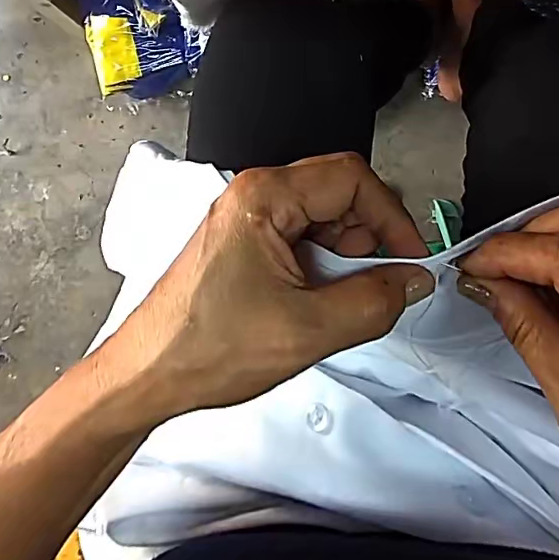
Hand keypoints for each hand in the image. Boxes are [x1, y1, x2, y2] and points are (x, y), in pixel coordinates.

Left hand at [98, 153, 435, 417]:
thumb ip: (374, 303)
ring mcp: (252, 212)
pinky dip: (329, 260)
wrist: (143, 379)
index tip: (411, 258)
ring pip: (329, 212)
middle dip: (371, 235)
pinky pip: (309, 231)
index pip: (353, 180)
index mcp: (265, 196)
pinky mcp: (251, 235)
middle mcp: (257, 192)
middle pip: (342, 191)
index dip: (392, 217)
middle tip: (378, 280)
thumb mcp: (306, 332)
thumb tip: (415, 280)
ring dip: (350, 251)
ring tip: (341, 295)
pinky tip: (320, 296)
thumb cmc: (207, 350)